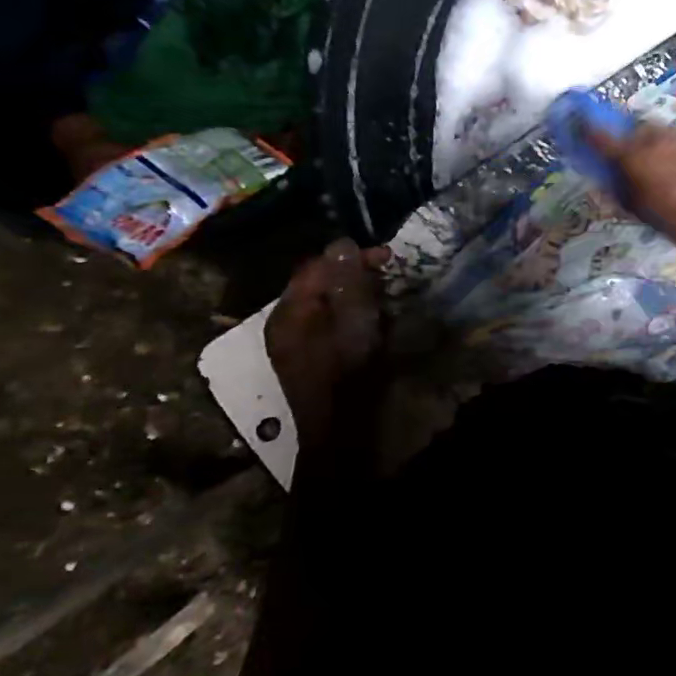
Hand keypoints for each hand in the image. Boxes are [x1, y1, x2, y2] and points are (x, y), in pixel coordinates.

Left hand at [264, 239, 388, 446]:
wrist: (340, 432)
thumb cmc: (348, 373)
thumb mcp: (355, 320)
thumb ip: (349, 281)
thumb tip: (342, 243)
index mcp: (290, 311)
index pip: (316, 267)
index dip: (351, 256)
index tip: (388, 256)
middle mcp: (285, 324)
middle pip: (319, 285)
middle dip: (355, 276)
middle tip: (389, 278)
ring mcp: (295, 345)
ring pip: (326, 305)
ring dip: (356, 297)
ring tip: (385, 301)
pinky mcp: (309, 360)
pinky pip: (329, 325)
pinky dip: (351, 317)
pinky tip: (372, 326)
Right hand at [586, 120, 675, 258]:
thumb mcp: (640, 212)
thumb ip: (621, 190)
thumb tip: (609, 181)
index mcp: (634, 156)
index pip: (600, 135)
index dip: (587, 129)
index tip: (580, 125)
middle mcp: (655, 138)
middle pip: (633, 128)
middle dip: (628, 139)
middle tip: (629, 158)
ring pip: (659, 131)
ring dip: (652, 142)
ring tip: (657, 163)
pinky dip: (674, 149)